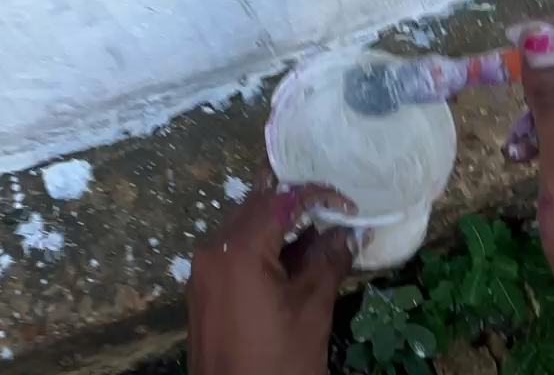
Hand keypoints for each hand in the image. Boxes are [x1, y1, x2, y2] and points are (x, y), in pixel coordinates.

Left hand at [186, 181, 357, 374]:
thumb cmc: (278, 364)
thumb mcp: (311, 311)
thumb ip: (328, 262)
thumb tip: (351, 232)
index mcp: (237, 249)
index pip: (278, 201)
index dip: (314, 196)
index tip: (346, 203)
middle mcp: (212, 249)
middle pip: (256, 209)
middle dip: (295, 208)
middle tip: (332, 214)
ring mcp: (202, 270)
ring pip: (243, 229)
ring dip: (278, 228)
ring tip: (317, 236)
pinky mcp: (202, 290)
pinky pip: (233, 253)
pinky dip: (261, 250)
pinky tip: (290, 261)